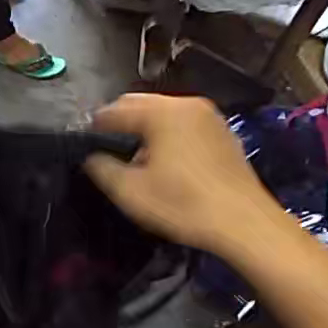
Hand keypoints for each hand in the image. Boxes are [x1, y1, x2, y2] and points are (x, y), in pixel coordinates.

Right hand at [82, 93, 296, 261]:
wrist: (245, 224)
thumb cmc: (183, 205)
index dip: (94, 126)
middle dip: (119, 122)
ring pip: (162, 112)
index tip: (82, 143)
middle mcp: (186, 104)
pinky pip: (183, 123)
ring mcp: (209, 116)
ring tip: (133, 156)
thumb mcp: (129, 192)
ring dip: (143, 127)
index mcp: (161, 113)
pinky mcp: (222, 132)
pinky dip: (167, 133)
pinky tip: (163, 160)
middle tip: (104, 149)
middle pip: (139, 104)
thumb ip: (101, 168)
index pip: (114, 110)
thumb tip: (91, 156)